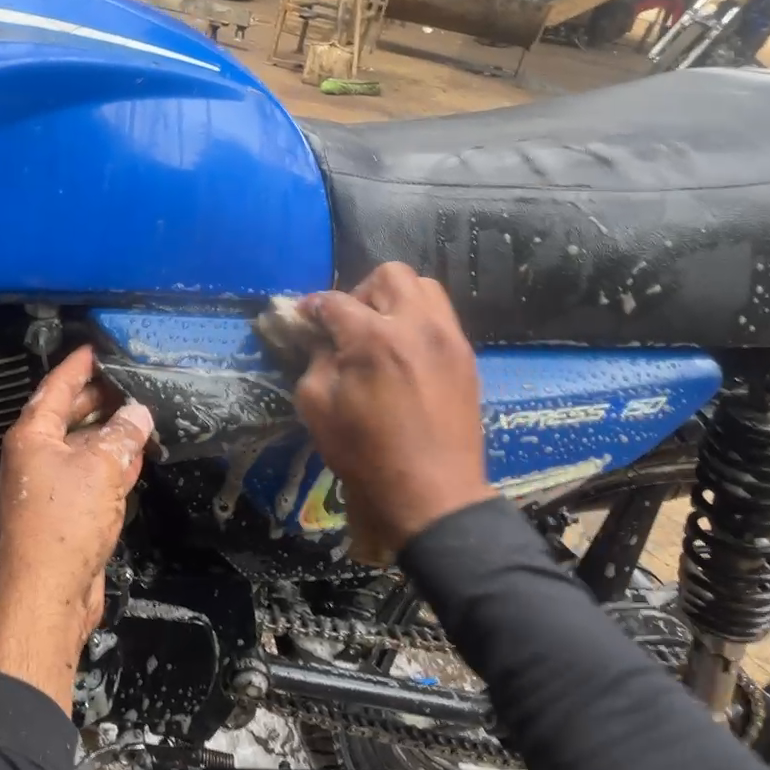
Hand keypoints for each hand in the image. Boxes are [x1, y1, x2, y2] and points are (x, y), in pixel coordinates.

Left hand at [0, 346, 153, 710]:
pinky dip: (110, 467)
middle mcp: (33, 458)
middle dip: (98, 400)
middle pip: (67, 417)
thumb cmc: (63, 527)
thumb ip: (122, 437)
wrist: (47, 598)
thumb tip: (137, 415)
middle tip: (128, 384)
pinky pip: (88, 478)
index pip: (55, 388)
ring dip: (108, 435)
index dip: (77, 366)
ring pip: (80, 449)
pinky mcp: (62, 515)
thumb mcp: (101, 469)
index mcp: (31, 437)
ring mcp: (46, 488)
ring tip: (138, 418)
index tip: (95, 350)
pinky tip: (133, 462)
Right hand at [295, 264, 494, 555]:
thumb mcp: (316, 405)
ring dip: (396, 299)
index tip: (303, 319)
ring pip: (425, 287)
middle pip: (390, 275)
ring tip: (381, 331)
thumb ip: (314, 358)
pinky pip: (441, 317)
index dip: (312, 307)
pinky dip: (419, 321)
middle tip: (349, 323)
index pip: (335, 300)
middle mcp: (417, 325)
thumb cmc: (365, 453)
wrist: (431, 494)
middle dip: (361, 291)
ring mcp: (448, 339)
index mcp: (374, 337)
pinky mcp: (466, 357)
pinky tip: (404, 353)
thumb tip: (318, 336)